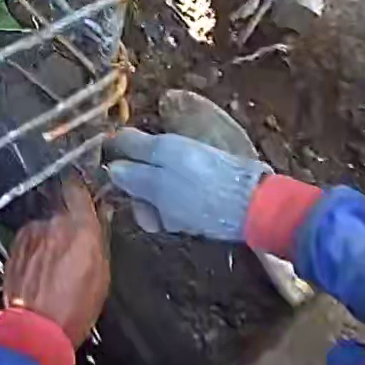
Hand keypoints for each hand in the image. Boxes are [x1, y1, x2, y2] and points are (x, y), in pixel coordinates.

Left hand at [2, 174, 108, 345]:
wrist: (34, 329)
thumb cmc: (72, 310)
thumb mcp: (101, 275)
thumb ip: (99, 238)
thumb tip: (100, 218)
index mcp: (80, 227)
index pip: (78, 189)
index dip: (80, 190)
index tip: (83, 193)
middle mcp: (53, 223)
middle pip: (62, 211)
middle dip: (68, 224)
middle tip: (75, 248)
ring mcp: (31, 233)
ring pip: (45, 226)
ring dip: (50, 238)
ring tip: (57, 268)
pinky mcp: (15, 244)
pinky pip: (30, 239)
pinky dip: (36, 249)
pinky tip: (42, 271)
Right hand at [102, 127, 267, 239]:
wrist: (258, 207)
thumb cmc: (202, 198)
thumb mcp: (160, 189)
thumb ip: (132, 177)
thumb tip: (112, 168)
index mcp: (158, 145)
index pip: (122, 140)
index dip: (109, 157)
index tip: (106, 182)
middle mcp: (172, 149)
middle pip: (138, 166)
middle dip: (136, 192)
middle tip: (146, 217)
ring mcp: (189, 164)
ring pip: (157, 182)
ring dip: (156, 205)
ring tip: (168, 224)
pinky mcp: (204, 180)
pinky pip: (177, 192)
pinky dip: (175, 208)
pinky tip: (184, 223)